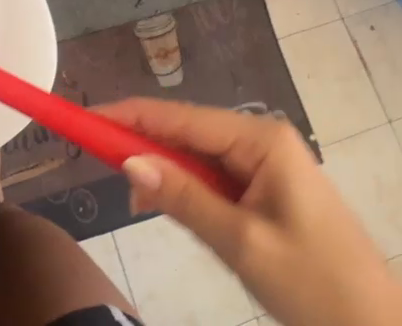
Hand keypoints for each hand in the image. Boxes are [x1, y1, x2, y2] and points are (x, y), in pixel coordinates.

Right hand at [100, 99, 401, 325]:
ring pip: (198, 157)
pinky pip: (215, 179)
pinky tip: (170, 208)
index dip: (129, 116)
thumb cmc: (317, 285)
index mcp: (261, 138)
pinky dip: (188, 191)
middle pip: (186, 131)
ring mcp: (267, 164)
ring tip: (136, 201)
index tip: (84, 118)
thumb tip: (128, 162)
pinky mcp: (268, 191)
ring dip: (165, 173)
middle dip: (143, 144)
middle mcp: (262, 139)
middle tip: (98, 162)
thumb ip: (183, 198)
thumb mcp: (242, 243)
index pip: (180, 117)